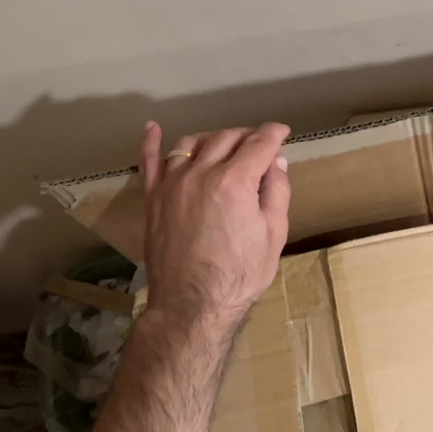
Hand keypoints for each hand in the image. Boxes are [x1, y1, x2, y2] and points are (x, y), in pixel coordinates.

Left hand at [137, 122, 290, 336]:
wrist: (192, 304)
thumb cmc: (240, 274)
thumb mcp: (274, 235)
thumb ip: (277, 193)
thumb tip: (277, 163)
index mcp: (235, 182)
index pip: (259, 144)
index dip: (274, 134)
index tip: (283, 131)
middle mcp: (201, 173)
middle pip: (226, 138)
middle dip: (248, 135)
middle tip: (260, 143)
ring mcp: (172, 184)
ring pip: (192, 143)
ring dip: (213, 137)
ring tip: (226, 144)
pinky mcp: (154, 198)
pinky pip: (149, 162)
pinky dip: (151, 141)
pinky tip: (153, 127)